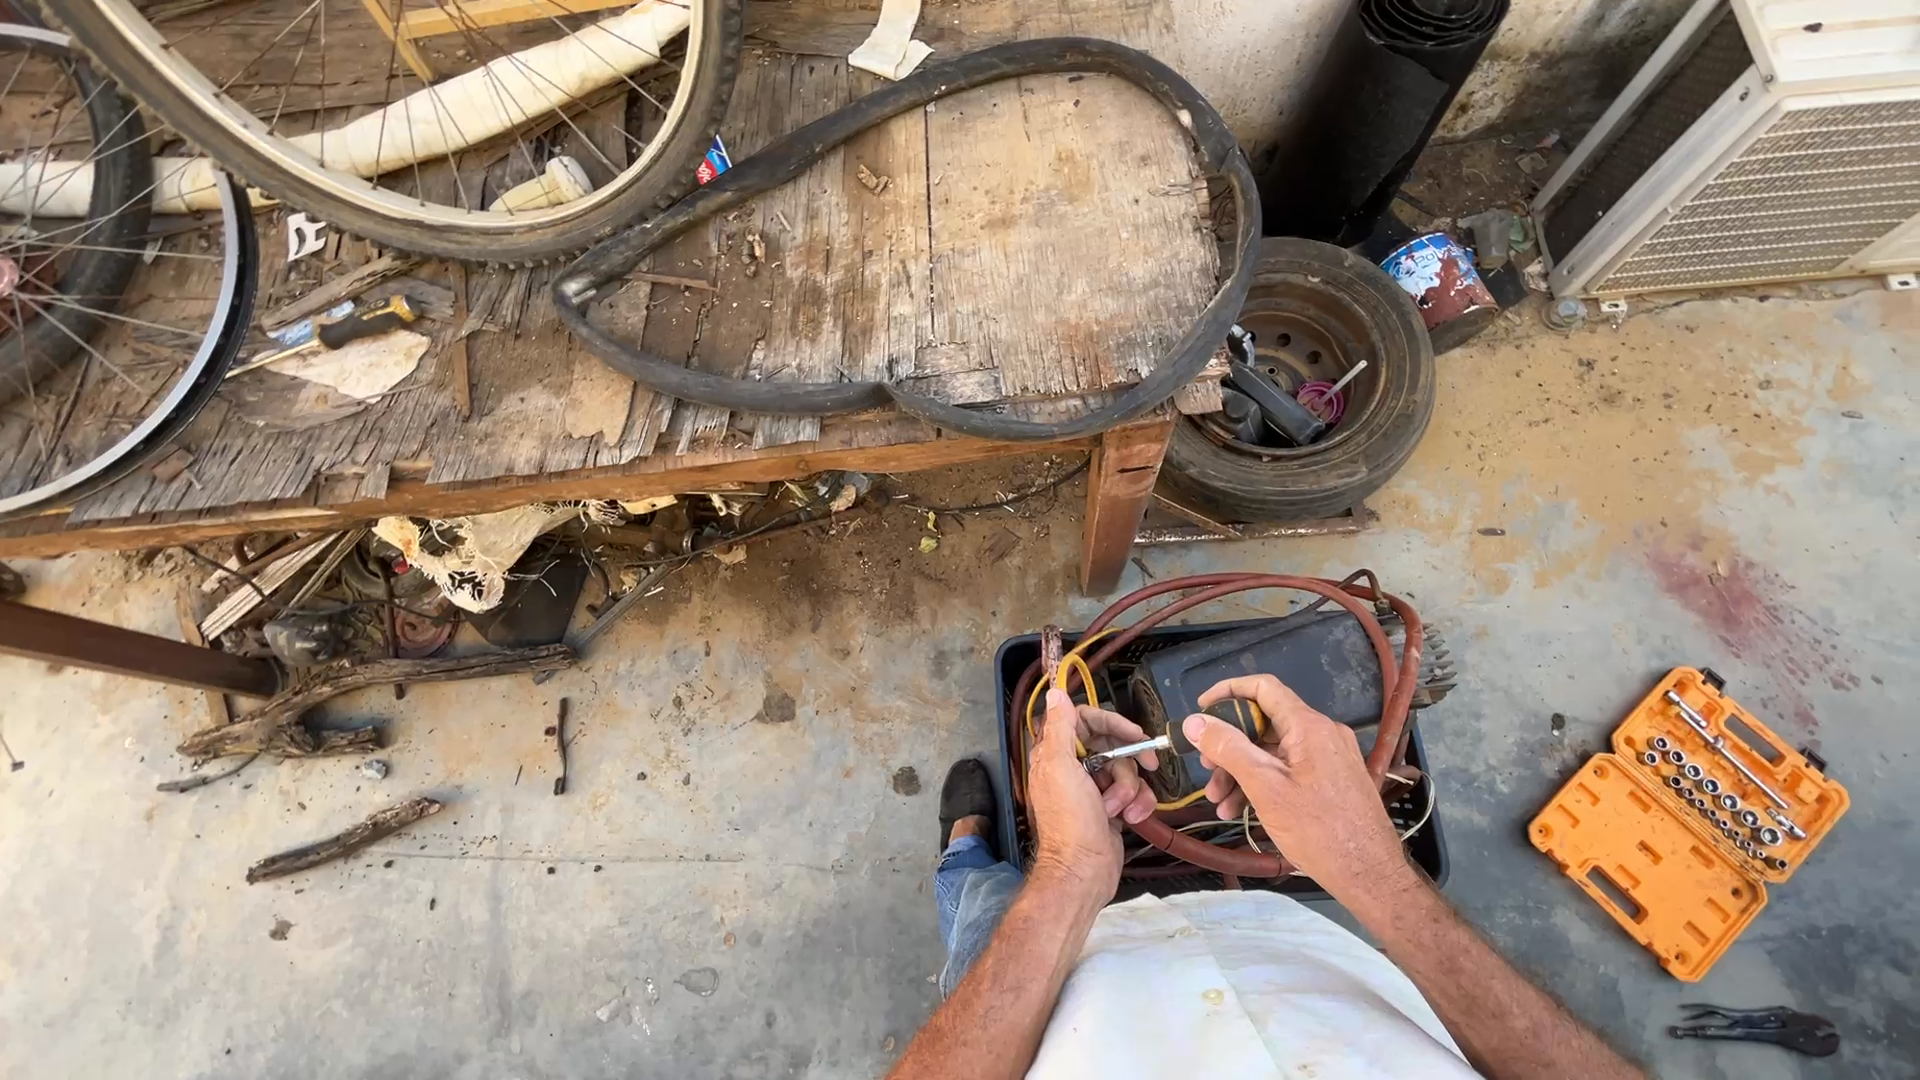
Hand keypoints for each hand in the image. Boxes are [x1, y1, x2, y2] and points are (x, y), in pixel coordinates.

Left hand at [1028, 689, 1158, 896]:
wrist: (1084, 870)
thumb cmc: (1070, 819)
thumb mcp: (1060, 767)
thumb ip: (1059, 728)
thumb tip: (1055, 692)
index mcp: (1055, 753)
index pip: (1084, 719)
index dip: (1109, 721)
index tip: (1132, 731)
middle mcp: (1073, 767)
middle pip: (1111, 744)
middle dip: (1128, 759)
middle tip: (1148, 763)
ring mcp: (1094, 788)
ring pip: (1126, 769)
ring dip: (1129, 788)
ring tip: (1118, 808)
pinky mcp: (1112, 807)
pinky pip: (1134, 792)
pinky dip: (1137, 804)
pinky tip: (1130, 818)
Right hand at [1180, 674, 1412, 898]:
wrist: (1370, 877)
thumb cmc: (1318, 829)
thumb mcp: (1265, 787)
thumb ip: (1228, 748)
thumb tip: (1194, 721)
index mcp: (1309, 726)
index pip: (1264, 688)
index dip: (1228, 690)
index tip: (1202, 709)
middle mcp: (1321, 734)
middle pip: (1264, 724)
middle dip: (1229, 745)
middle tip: (1206, 767)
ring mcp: (1328, 758)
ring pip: (1272, 751)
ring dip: (1240, 770)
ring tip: (1218, 801)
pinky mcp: (1331, 780)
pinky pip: (1287, 770)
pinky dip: (1262, 783)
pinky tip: (1239, 810)